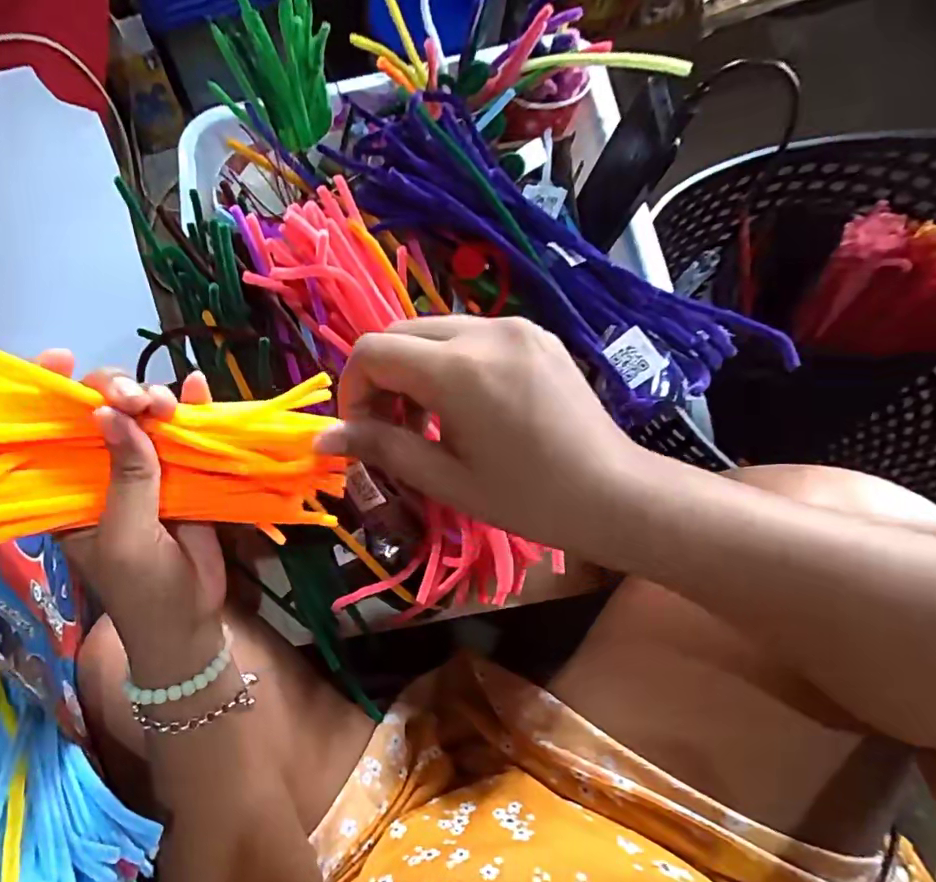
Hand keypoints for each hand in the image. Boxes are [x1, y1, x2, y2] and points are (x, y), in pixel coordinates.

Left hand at [50, 353, 226, 685]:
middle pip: (101, 414)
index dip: (49, 390)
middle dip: (115, 393)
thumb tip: (114, 412)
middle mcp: (100, 472)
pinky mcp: (181, 475)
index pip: (47, 428)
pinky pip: (183, 435)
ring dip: (155, 400)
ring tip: (169, 404)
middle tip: (138, 400)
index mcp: (66, 489)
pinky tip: (198, 388)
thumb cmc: (144, 588)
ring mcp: (143, 471)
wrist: (191, 621)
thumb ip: (126, 478)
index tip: (64, 360)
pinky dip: (192, 410)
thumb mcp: (126, 537)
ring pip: (143, 418)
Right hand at [317, 315, 649, 555]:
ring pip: (435, 331)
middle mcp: (485, 331)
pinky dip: (451, 363)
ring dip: (415, 370)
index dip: (352, 389)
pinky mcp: (537, 335)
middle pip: (400, 333)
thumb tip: (322, 439)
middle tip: (392, 430)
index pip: (372, 351)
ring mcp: (516, 327)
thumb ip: (382, 448)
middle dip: (381, 378)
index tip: (362, 431)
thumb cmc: (527, 499)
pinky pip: (472, 335)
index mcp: (458, 370)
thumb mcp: (446, 479)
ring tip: (430, 424)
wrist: (613, 494)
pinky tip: (467, 408)